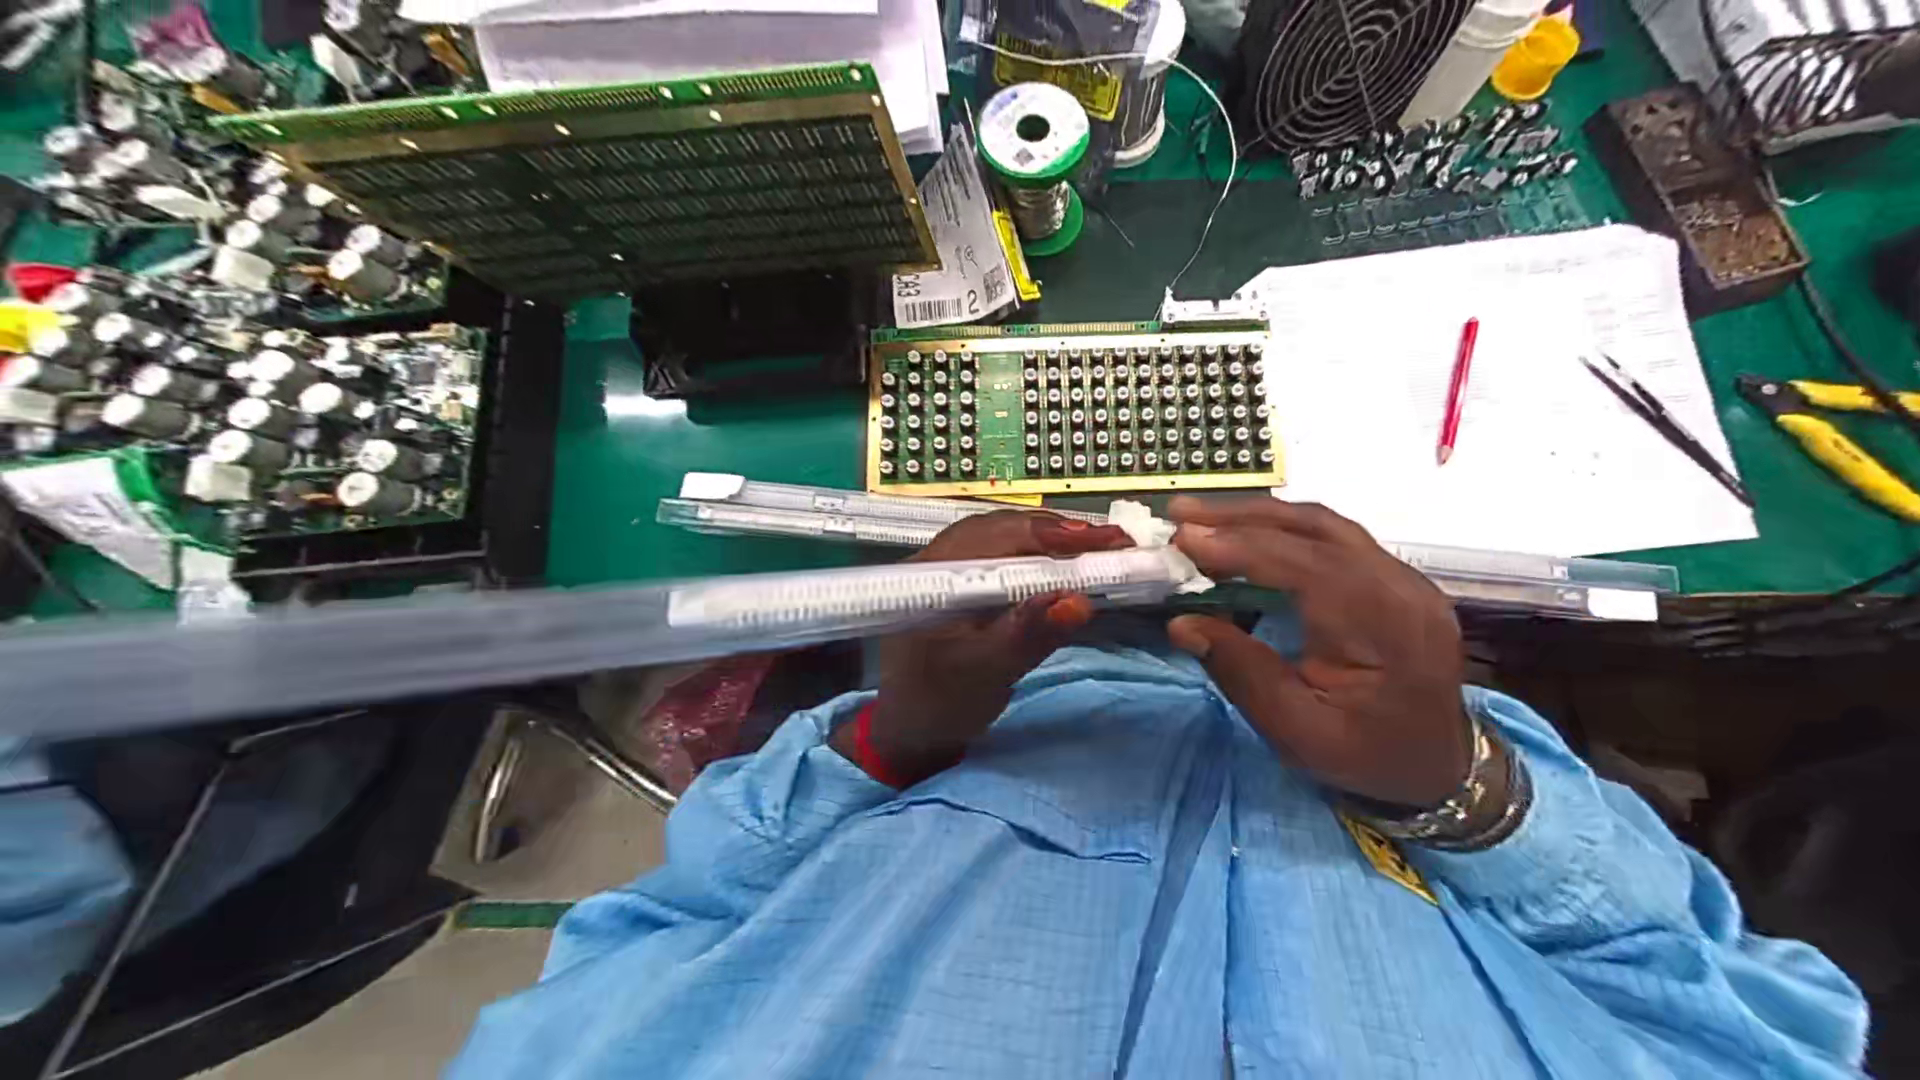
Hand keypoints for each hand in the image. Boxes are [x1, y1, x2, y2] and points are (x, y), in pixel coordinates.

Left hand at [832, 511, 1134, 784]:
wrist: (910, 729)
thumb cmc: (939, 706)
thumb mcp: (984, 675)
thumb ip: (1026, 637)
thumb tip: (1079, 601)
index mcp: (930, 574)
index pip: (997, 538)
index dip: (1055, 536)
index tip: (1108, 542)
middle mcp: (934, 559)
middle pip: (1002, 529)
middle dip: (1060, 533)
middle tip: (1115, 543)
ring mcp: (944, 567)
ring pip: (1003, 537)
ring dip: (1051, 540)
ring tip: (1098, 547)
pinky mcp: (957, 581)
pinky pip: (1000, 554)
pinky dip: (1036, 556)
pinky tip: (1061, 562)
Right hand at [1164, 496, 1470, 806]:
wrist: (1439, 767)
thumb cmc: (1366, 756)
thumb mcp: (1297, 731)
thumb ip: (1242, 672)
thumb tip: (1182, 623)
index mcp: (1384, 629)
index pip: (1307, 566)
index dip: (1242, 547)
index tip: (1183, 539)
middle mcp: (1401, 589)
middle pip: (1316, 529)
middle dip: (1242, 517)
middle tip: (1181, 513)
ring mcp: (1403, 578)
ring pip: (1325, 524)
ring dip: (1258, 515)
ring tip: (1203, 516)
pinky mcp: (1393, 578)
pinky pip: (1333, 537)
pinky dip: (1282, 529)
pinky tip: (1247, 533)